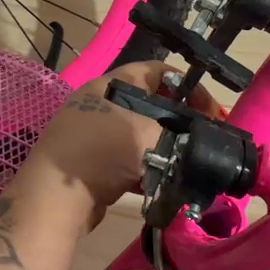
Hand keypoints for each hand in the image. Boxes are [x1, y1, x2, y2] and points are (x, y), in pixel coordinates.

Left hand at [23, 61, 225, 213]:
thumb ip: (175, 133)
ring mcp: (95, 137)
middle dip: (180, 121)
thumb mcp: (144, 134)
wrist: (57, 198)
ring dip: (166, 149)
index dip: (186, 86)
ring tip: (194, 164)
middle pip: (150, 105)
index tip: (212, 111)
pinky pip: (132, 163)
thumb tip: (194, 144)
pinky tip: (171, 184)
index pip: (154, 71)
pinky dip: (151, 171)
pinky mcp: (96, 166)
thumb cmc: (100, 152)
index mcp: (108, 86)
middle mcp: (100, 106)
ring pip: (142, 137)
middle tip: (207, 140)